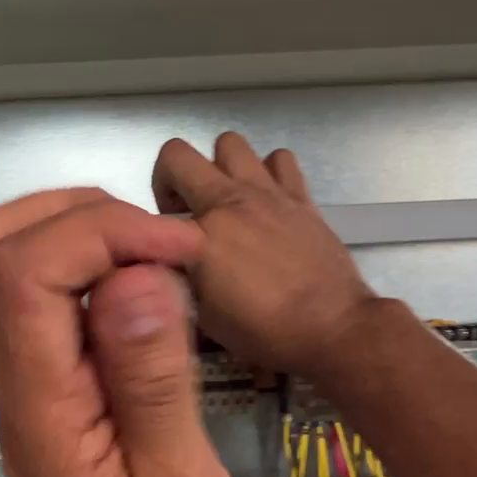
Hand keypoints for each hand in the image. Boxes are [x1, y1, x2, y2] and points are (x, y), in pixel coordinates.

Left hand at [0, 190, 237, 476]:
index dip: (102, 232)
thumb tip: (138, 280)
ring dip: (77, 232)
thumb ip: (154, 388)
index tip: (181, 251)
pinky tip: (139, 291)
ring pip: (3, 261)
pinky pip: (34, 295)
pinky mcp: (38, 388)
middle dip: (83, 216)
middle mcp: (14, 383)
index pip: (26, 272)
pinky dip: (82, 263)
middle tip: (165, 247)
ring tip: (156, 260)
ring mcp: (18, 384)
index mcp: (45, 409)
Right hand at [152, 133, 377, 374]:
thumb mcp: (207, 321)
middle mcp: (229, 202)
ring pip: (230, 143)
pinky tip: (269, 202)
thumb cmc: (267, 333)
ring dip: (220, 167)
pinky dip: (269, 172)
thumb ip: (182, 283)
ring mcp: (268, 194)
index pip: (149, 216)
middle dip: (169, 180)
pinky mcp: (301, 198)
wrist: (333, 328)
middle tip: (183, 214)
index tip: (160, 255)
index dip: (144, 234)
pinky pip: (280, 158)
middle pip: (177, 154)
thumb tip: (173, 266)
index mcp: (199, 238)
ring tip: (227, 202)